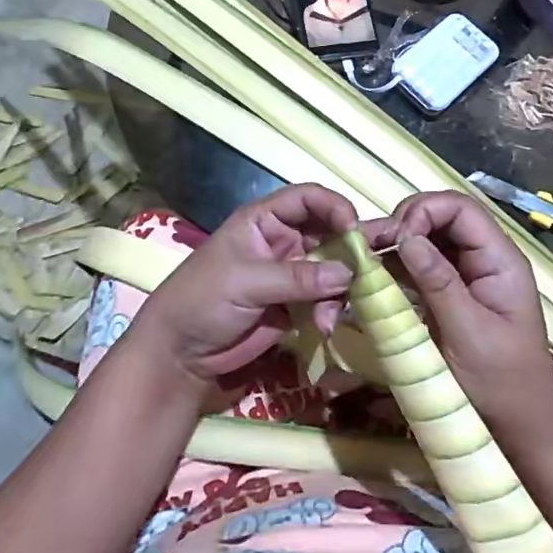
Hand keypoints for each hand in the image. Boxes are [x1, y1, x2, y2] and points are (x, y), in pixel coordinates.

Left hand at [131, 184, 359, 387]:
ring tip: (333, 312)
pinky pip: (327, 299)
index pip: (308, 199)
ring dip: (342, 288)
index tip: (353, 229)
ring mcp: (291, 273)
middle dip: (350, 251)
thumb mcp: (246, 282)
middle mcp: (283, 240)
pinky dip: (332, 310)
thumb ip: (298, 277)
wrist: (180, 353)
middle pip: (329, 233)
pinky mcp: (296, 304)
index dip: (334, 207)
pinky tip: (325, 327)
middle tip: (371, 271)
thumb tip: (349, 273)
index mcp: (264, 220)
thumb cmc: (202, 300)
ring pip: (334, 269)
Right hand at [365, 192, 552, 425]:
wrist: (517, 425)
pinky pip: (418, 266)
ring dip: (393, 246)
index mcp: (499, 260)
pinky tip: (372, 278)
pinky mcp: (446, 293)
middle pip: (439, 217)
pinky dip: (394, 267)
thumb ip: (439, 283)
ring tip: (363, 261)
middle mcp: (482, 258)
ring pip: (424, 239)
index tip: (395, 239)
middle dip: (402, 225)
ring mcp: (464, 275)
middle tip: (369, 248)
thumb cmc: (501, 381)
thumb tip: (406, 238)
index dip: (423, 212)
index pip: (460, 209)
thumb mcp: (468, 333)